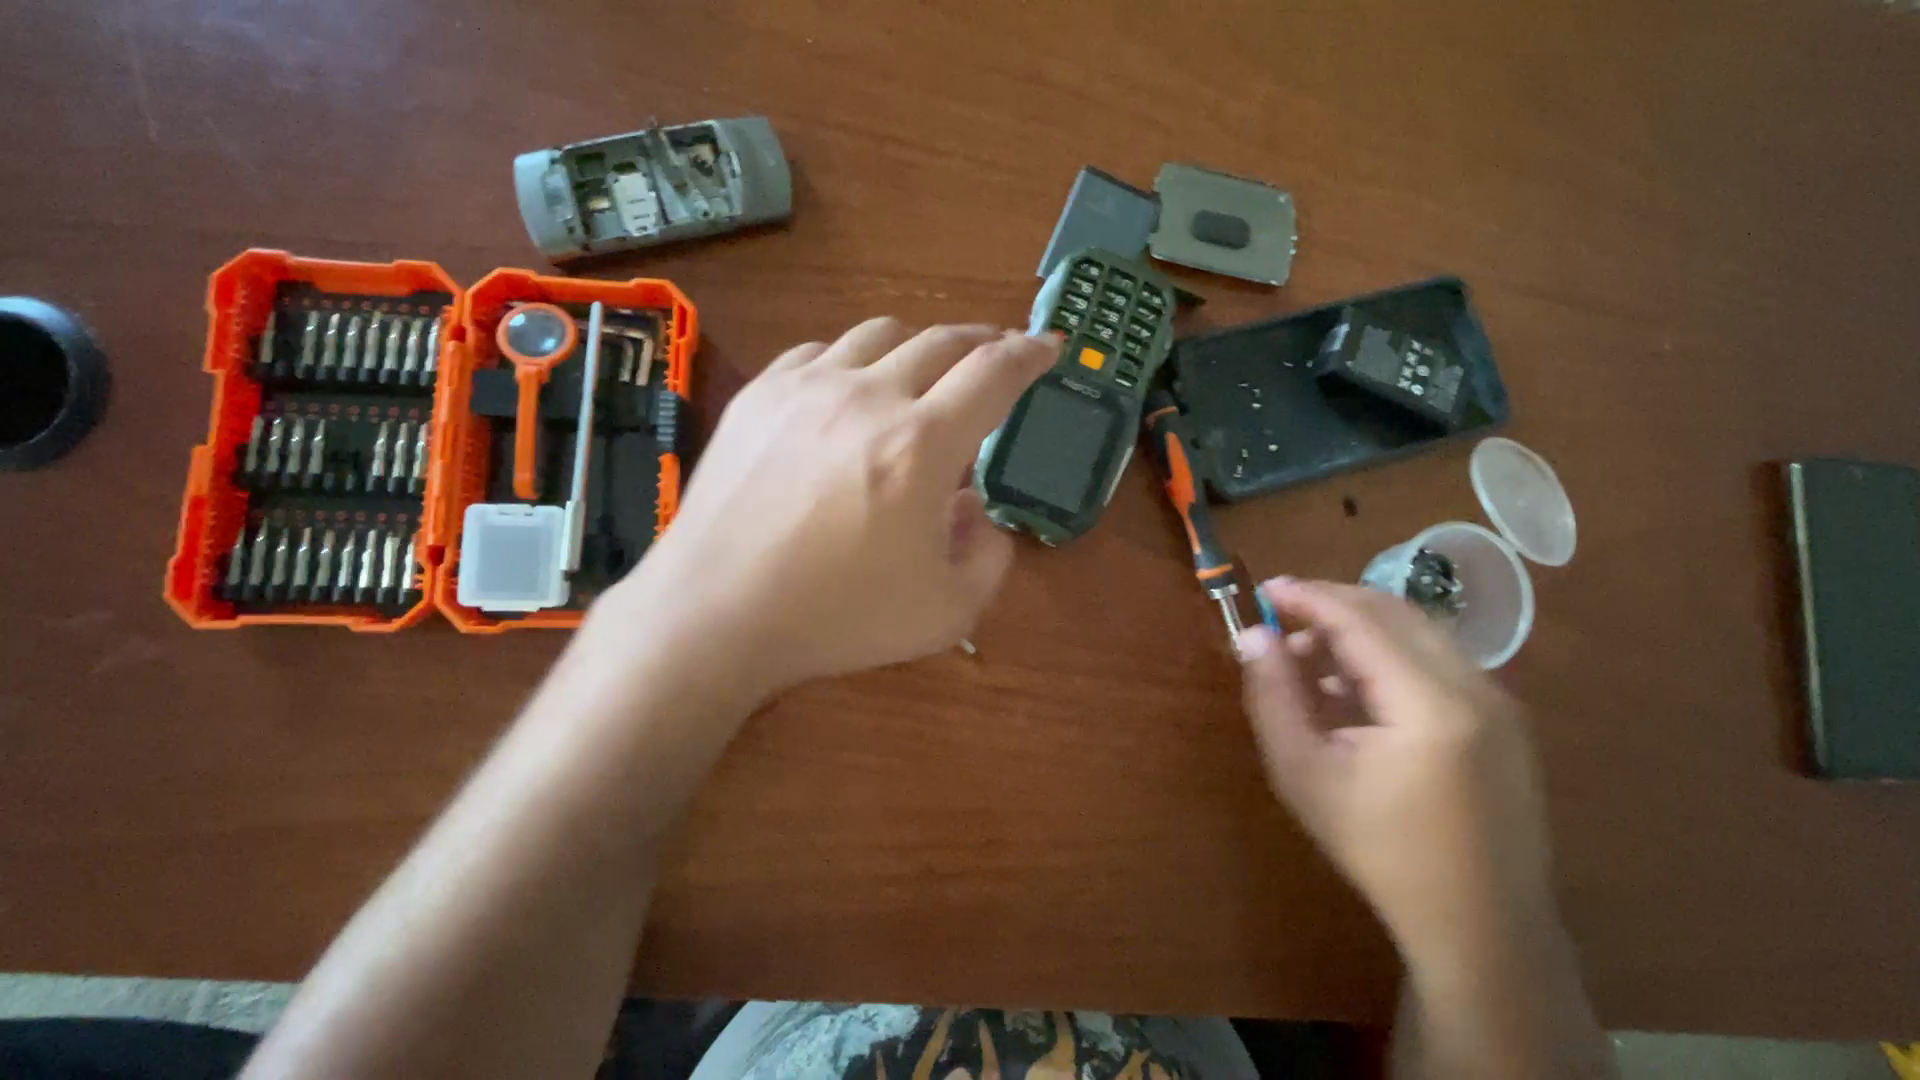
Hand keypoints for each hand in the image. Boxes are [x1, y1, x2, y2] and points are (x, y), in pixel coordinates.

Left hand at [599, 318, 1055, 695]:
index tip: (1047, 348)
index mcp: (922, 445)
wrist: (716, 612)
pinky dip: (852, 361)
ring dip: (917, 346)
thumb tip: (976, 507)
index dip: (1030, 355)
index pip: (994, 373)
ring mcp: (806, 388)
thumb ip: (989, 556)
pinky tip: (848, 390)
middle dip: (983, 342)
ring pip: (879, 335)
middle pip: (942, 341)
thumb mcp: (946, 611)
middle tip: (997, 355)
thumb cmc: (836, 618)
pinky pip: (819, 352)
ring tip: (923, 371)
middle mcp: (868, 396)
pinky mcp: (760, 394)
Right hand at [1237, 578, 1554, 959]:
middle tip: (1281, 620)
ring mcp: (1500, 702)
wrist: (1481, 922)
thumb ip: (1274, 697)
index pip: (1361, 620)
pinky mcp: (1506, 720)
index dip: (1309, 597)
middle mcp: (1476, 686)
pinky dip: (1392, 657)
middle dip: (1334, 605)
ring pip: (1421, 634)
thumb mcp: (1305, 775)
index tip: (1264, 589)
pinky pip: (1440, 662)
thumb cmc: (1380, 851)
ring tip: (1310, 660)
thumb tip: (1251, 635)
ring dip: (1363, 631)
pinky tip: (1357, 692)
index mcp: (1430, 703)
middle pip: (1396, 613)